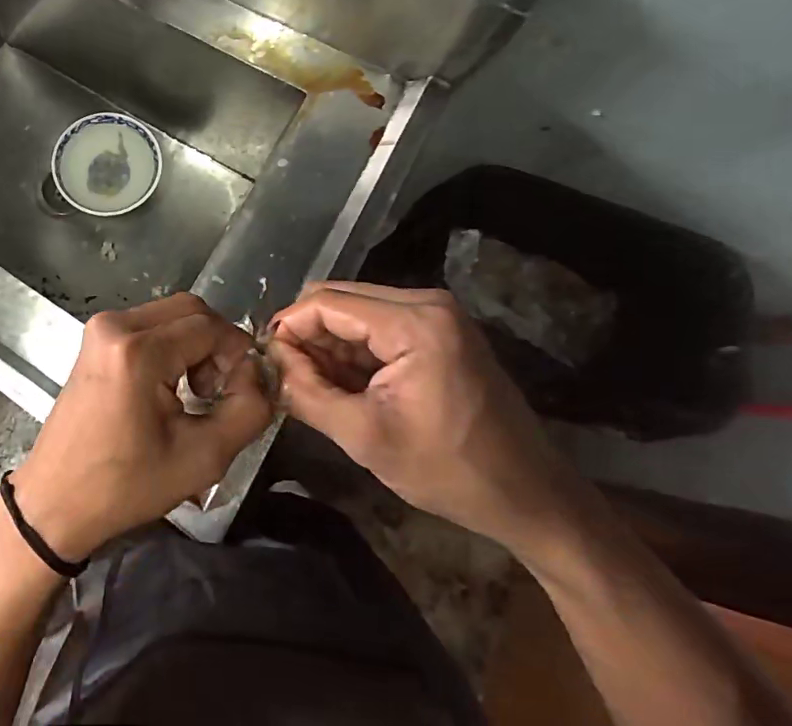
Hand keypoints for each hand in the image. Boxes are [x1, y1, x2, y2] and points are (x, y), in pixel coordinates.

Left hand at [9, 293, 272, 560]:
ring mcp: (101, 328)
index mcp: (138, 351)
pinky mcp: (96, 339)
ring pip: (174, 315)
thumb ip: (248, 409)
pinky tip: (171, 386)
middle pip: (192, 310)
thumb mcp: (203, 457)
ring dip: (196, 346)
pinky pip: (152, 325)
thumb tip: (260, 375)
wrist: (53, 504)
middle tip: (218, 392)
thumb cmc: (125, 487)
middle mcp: (116, 326)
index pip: (211, 327)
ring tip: (196, 393)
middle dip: (217, 346)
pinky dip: (174, 347)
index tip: (241, 392)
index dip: (237, 355)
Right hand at [269, 282, 574, 546]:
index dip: (288, 328)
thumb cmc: (449, 471)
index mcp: (414, 322)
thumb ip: (308, 394)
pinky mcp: (442, 329)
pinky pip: (382, 325)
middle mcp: (427, 302)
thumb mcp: (365, 437)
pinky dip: (356, 351)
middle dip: (307, 336)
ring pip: (359, 312)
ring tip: (313, 389)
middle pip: (342, 300)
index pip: (327, 302)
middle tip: (286, 380)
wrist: (527, 491)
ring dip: (330, 345)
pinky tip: (344, 385)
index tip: (264, 365)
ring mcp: (438, 313)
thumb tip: (269, 364)